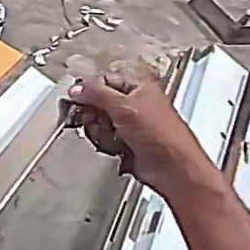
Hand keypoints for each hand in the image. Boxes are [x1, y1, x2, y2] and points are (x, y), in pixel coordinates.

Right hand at [67, 65, 223, 201]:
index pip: (103, 81)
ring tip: (113, 137)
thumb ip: (96, 94)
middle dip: (94, 114)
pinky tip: (116, 148)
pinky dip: (106, 144)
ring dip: (100, 132)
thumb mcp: (124, 107)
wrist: (173, 169)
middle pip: (98, 103)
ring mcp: (130, 124)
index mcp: (138, 87)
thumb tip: (77, 88)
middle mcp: (134, 104)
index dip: (88, 90)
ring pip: (99, 123)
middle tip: (97, 120)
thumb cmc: (161, 135)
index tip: (75, 98)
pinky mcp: (127, 143)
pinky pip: (105, 139)